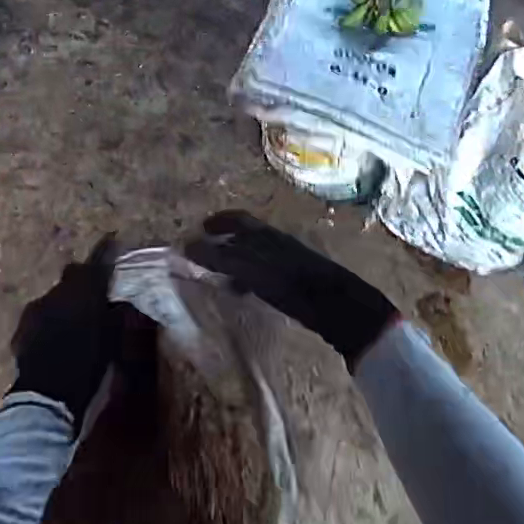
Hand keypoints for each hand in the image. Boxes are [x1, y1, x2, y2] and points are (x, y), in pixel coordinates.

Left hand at [10, 234, 119, 429]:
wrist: (47, 393)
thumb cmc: (88, 362)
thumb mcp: (113, 339)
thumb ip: (118, 314)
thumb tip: (121, 302)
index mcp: (83, 289)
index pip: (95, 260)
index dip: (104, 252)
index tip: (111, 241)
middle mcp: (57, 291)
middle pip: (72, 277)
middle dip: (82, 284)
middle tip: (94, 298)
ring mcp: (35, 310)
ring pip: (54, 299)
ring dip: (65, 306)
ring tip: (74, 326)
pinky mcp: (21, 329)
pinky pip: (40, 319)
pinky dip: (50, 324)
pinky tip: (55, 342)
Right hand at [185, 211, 397, 367]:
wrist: (336, 304)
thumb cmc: (290, 283)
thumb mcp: (250, 268)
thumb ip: (219, 257)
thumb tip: (187, 245)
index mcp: (265, 234)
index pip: (237, 218)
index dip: (218, 221)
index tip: (199, 229)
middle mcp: (275, 242)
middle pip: (246, 235)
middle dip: (225, 241)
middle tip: (205, 252)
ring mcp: (287, 260)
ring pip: (255, 253)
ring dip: (235, 260)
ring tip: (219, 276)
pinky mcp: (295, 280)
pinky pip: (264, 272)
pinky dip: (248, 277)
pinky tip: (245, 293)